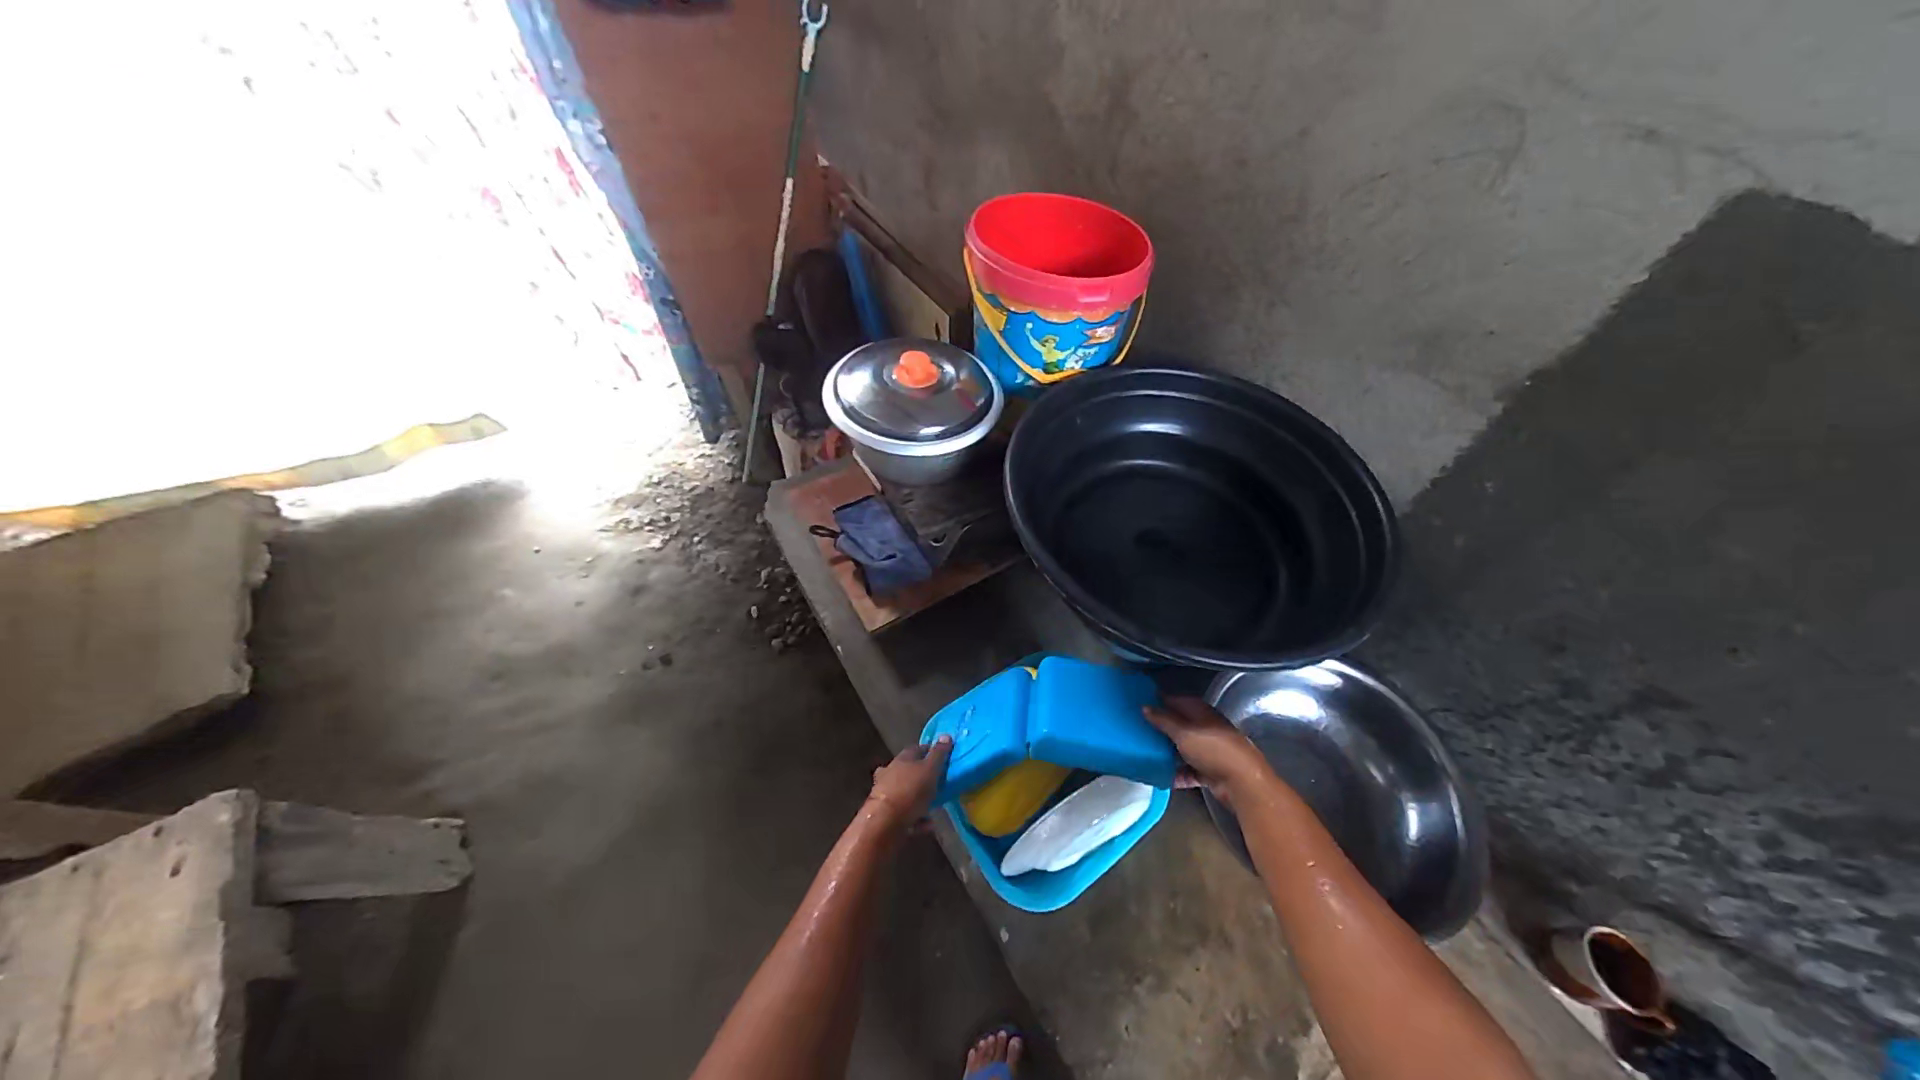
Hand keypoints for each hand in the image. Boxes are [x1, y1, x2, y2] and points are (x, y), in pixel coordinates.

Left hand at [865, 735, 953, 828]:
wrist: (885, 823)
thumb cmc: (910, 791)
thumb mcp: (930, 770)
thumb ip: (938, 755)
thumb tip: (946, 735)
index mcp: (901, 759)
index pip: (917, 749)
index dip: (929, 751)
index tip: (942, 757)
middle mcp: (889, 774)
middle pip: (907, 771)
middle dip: (920, 776)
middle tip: (937, 782)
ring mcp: (885, 794)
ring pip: (905, 793)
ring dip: (918, 798)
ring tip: (934, 806)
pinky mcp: (885, 815)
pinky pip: (905, 814)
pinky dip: (916, 818)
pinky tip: (928, 824)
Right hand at [1143, 697, 1274, 803]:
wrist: (1242, 783)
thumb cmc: (1212, 750)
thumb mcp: (1183, 732)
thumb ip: (1163, 720)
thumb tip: (1145, 707)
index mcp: (1202, 713)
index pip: (1177, 701)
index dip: (1160, 701)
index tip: (1141, 704)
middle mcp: (1206, 729)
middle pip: (1180, 726)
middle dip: (1161, 729)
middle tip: (1139, 731)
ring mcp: (1210, 751)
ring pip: (1183, 749)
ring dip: (1168, 753)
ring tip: (1147, 755)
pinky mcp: (1211, 771)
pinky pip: (1189, 770)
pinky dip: (1177, 774)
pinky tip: (1162, 777)